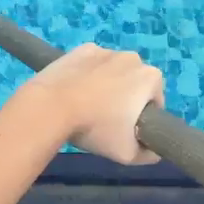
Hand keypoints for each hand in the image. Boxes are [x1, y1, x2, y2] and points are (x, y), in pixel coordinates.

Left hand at [20, 43, 164, 164]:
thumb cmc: (95, 128)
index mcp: (151, 77)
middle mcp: (131, 58)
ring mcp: (104, 50)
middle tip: (104, 119)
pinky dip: (86, 74)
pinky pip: (90, 64)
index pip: (154, 102)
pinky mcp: (80, 49)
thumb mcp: (128, 154)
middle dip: (124, 99)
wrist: (50, 106)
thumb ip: (148, 154)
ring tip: (85, 105)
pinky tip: (74, 89)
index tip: (124, 129)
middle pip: (133, 84)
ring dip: (105, 85)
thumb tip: (152, 151)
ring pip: (112, 72)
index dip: (142, 118)